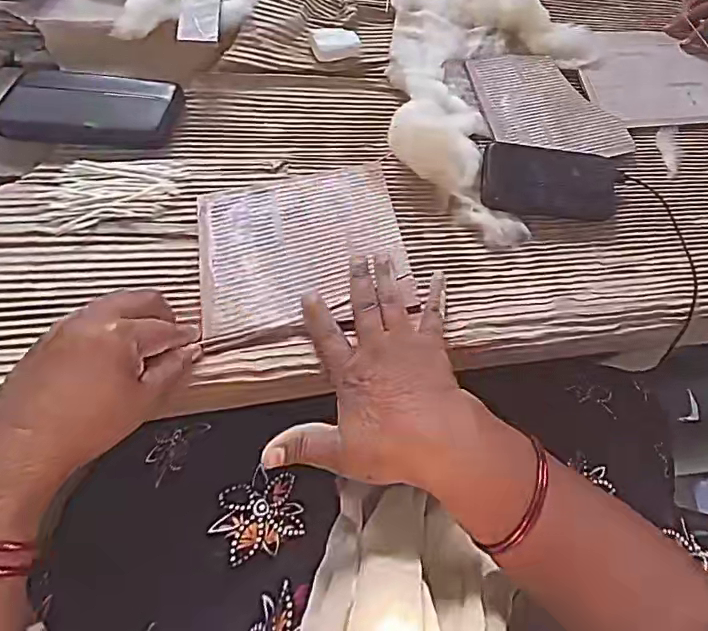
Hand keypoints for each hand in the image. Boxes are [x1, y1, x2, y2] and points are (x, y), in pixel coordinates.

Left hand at [0, 291, 198, 495]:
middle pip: (141, 301)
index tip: (189, 344)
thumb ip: (172, 369)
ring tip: (141, 344)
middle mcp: (91, 321)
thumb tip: (186, 353)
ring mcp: (65, 329)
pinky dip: (105, 328)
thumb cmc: (76, 432)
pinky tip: (108, 352)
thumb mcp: (143, 401)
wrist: (20, 455)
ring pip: (113, 306)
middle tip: (171, 336)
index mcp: (120, 332)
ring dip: (133, 317)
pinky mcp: (45, 342)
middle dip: (162, 315)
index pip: (165, 326)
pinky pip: (86, 321)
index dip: (183, 337)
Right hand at [263, 256, 484, 494]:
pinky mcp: (431, 344)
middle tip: (355, 256)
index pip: (328, 339)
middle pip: (364, 308)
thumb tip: (270, 452)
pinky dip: (436, 293)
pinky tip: (438, 276)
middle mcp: (377, 350)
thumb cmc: (392, 444)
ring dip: (387, 278)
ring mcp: (405, 343)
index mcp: (352, 373)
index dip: (317, 316)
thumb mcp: (340, 451)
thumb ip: (305, 444)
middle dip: (358, 280)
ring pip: (393, 302)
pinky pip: (433, 312)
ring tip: (384, 255)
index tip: (310, 294)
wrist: (436, 436)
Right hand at [663, 0, 707, 56]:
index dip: (695, 36)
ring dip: (683, 14)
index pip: (707, 26)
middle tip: (667, 30)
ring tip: (672, 23)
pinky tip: (683, 15)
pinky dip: (690, 7)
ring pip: (696, 3)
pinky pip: (700, 0)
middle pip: (696, 11)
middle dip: (680, 22)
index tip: (684, 45)